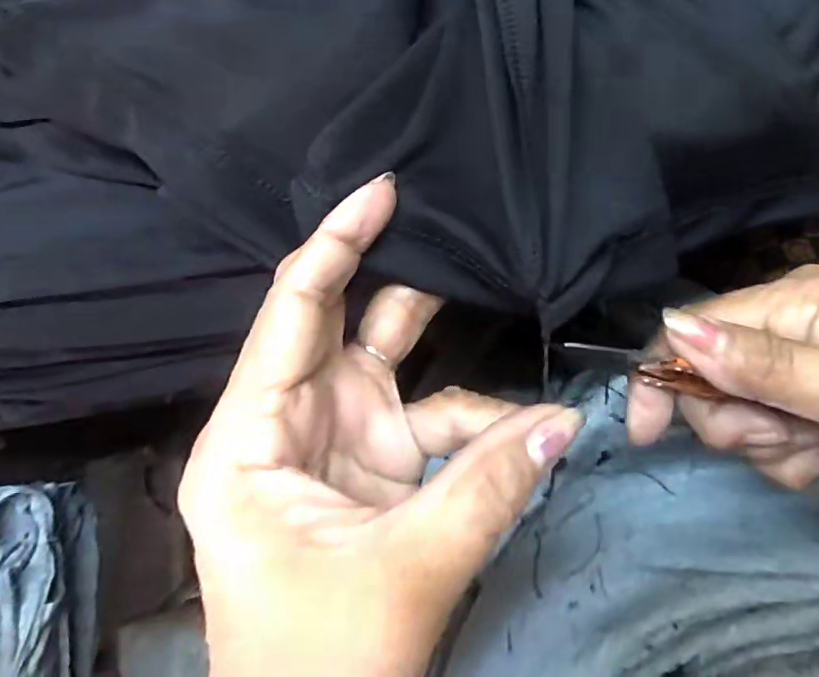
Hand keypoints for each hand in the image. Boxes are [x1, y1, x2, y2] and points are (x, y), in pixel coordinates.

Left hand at [180, 176, 581, 676]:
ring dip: (454, 352)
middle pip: (342, 319)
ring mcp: (340, 437)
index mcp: (251, 437)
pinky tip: (530, 436)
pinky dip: (484, 424)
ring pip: (399, 363)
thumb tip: (566, 420)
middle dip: (392, 269)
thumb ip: (491, 484)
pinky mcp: (381, 461)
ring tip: (505, 322)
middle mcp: (290, 421)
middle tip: (444, 218)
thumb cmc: (321, 663)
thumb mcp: (409, 567)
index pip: (294, 311)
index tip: (383, 190)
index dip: (337, 243)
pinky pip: (438, 417)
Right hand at [627, 266, 818, 593]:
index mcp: (806, 301)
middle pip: (711, 371)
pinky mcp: (813, 425)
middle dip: (735, 414)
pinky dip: (785, 461)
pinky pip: (761, 443)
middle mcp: (797, 332)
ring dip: (764, 442)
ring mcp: (805, 382)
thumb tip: (673, 328)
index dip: (670, 370)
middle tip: (789, 435)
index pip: (707, 324)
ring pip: (733, 412)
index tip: (647, 430)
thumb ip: (768, 366)